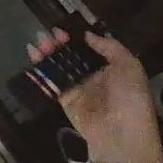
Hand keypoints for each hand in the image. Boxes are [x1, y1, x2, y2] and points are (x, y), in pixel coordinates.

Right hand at [29, 29, 162, 162]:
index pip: (89, 49)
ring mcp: (78, 88)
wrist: (120, 133)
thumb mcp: (129, 66)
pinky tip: (33, 57)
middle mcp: (93, 76)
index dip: (76, 38)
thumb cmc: (129, 96)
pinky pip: (51, 82)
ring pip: (59, 67)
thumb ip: (110, 47)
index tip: (63, 29)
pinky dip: (40, 71)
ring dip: (47, 54)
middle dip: (58, 44)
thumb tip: (88, 35)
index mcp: (111, 67)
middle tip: (47, 35)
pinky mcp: (65, 100)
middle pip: (71, 56)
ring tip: (37, 43)